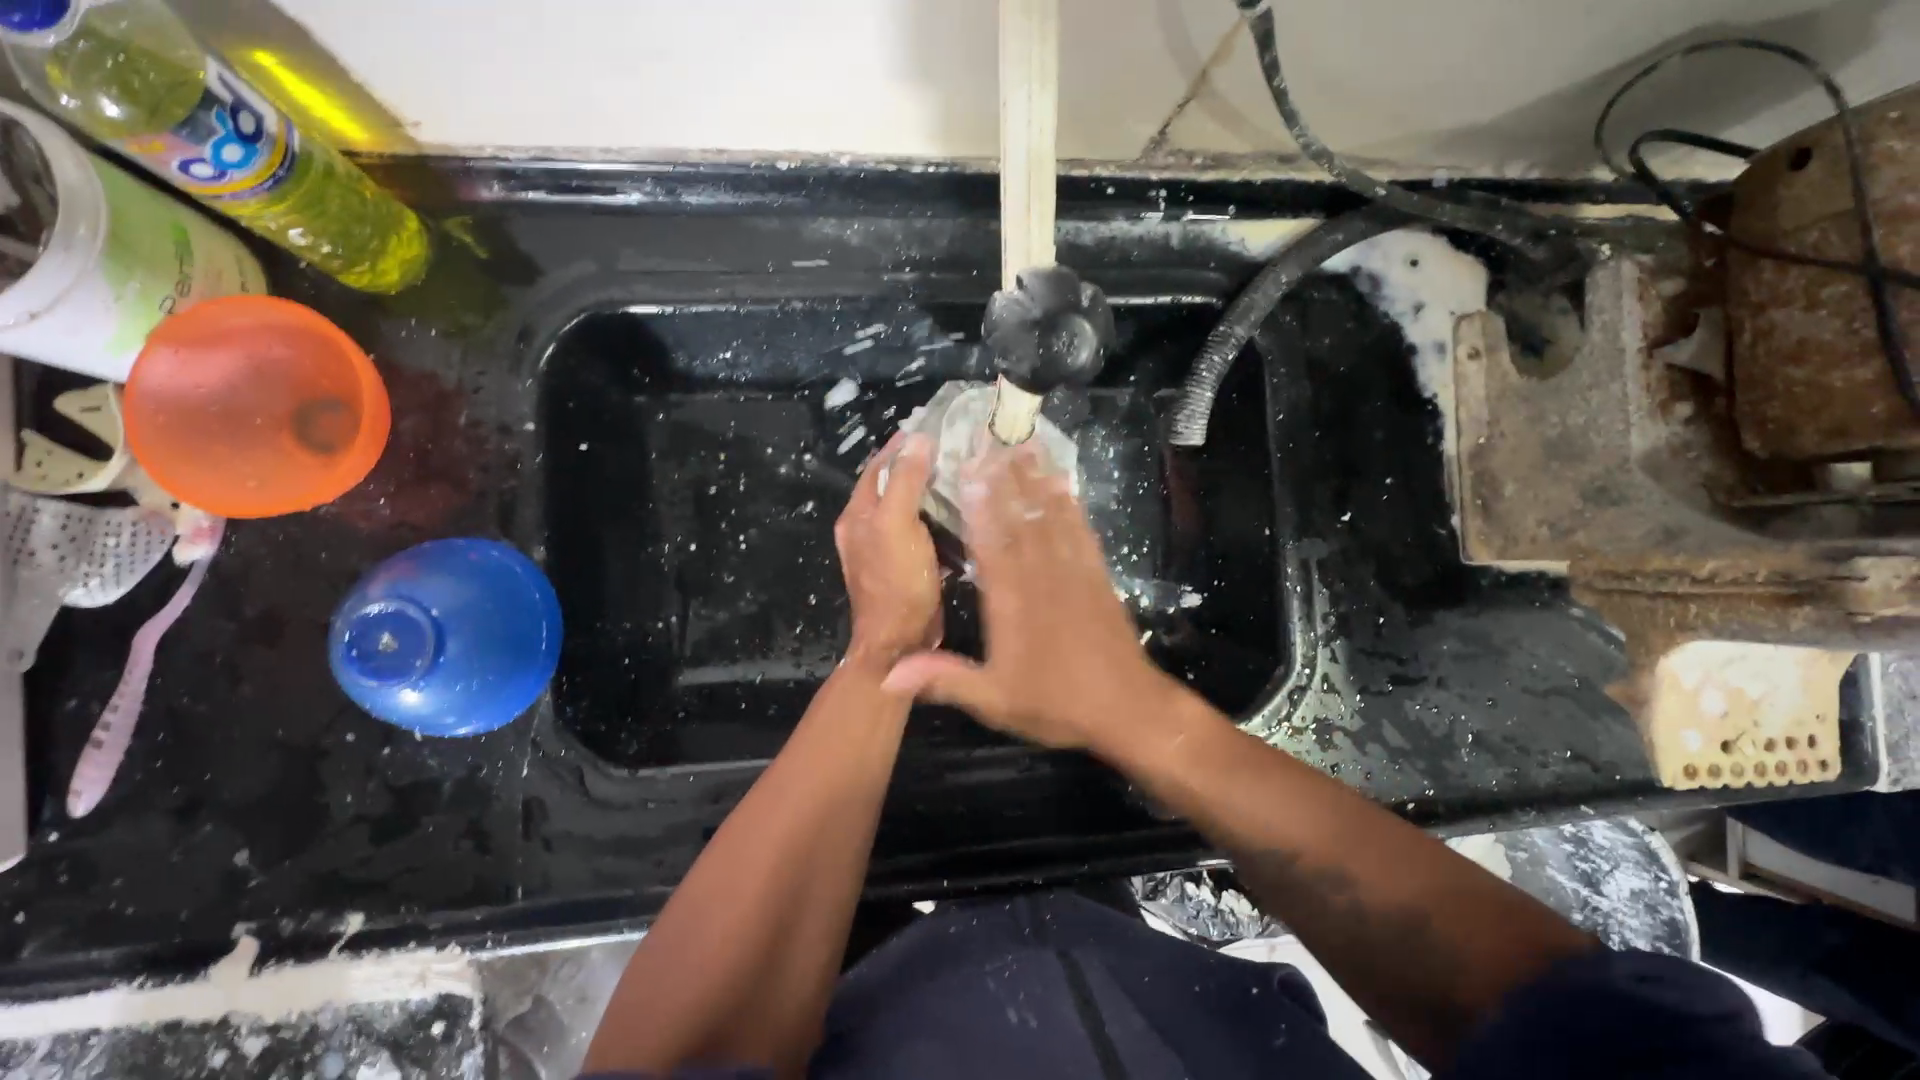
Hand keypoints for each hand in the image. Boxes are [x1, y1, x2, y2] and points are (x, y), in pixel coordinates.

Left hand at [837, 431, 941, 666]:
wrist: (899, 642)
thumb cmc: (897, 583)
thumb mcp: (897, 525)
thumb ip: (904, 481)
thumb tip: (917, 440)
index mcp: (857, 515)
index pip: (877, 467)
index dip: (900, 445)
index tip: (930, 425)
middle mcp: (866, 529)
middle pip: (890, 486)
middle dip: (917, 465)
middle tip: (953, 448)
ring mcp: (885, 551)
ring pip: (908, 509)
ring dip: (930, 492)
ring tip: (962, 474)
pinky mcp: (906, 569)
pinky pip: (921, 533)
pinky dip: (938, 520)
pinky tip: (961, 515)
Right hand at [882, 443, 1186, 751]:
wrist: (1128, 709)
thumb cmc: (1057, 705)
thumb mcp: (995, 700)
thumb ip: (944, 680)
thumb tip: (887, 674)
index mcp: (1013, 603)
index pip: (991, 543)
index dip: (979, 503)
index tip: (968, 466)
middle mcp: (1043, 578)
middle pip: (1021, 518)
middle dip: (1005, 477)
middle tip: (993, 438)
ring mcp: (1074, 574)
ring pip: (1052, 518)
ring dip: (1037, 480)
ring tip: (1025, 445)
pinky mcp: (1098, 579)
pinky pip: (1082, 533)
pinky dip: (1071, 506)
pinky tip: (1065, 486)